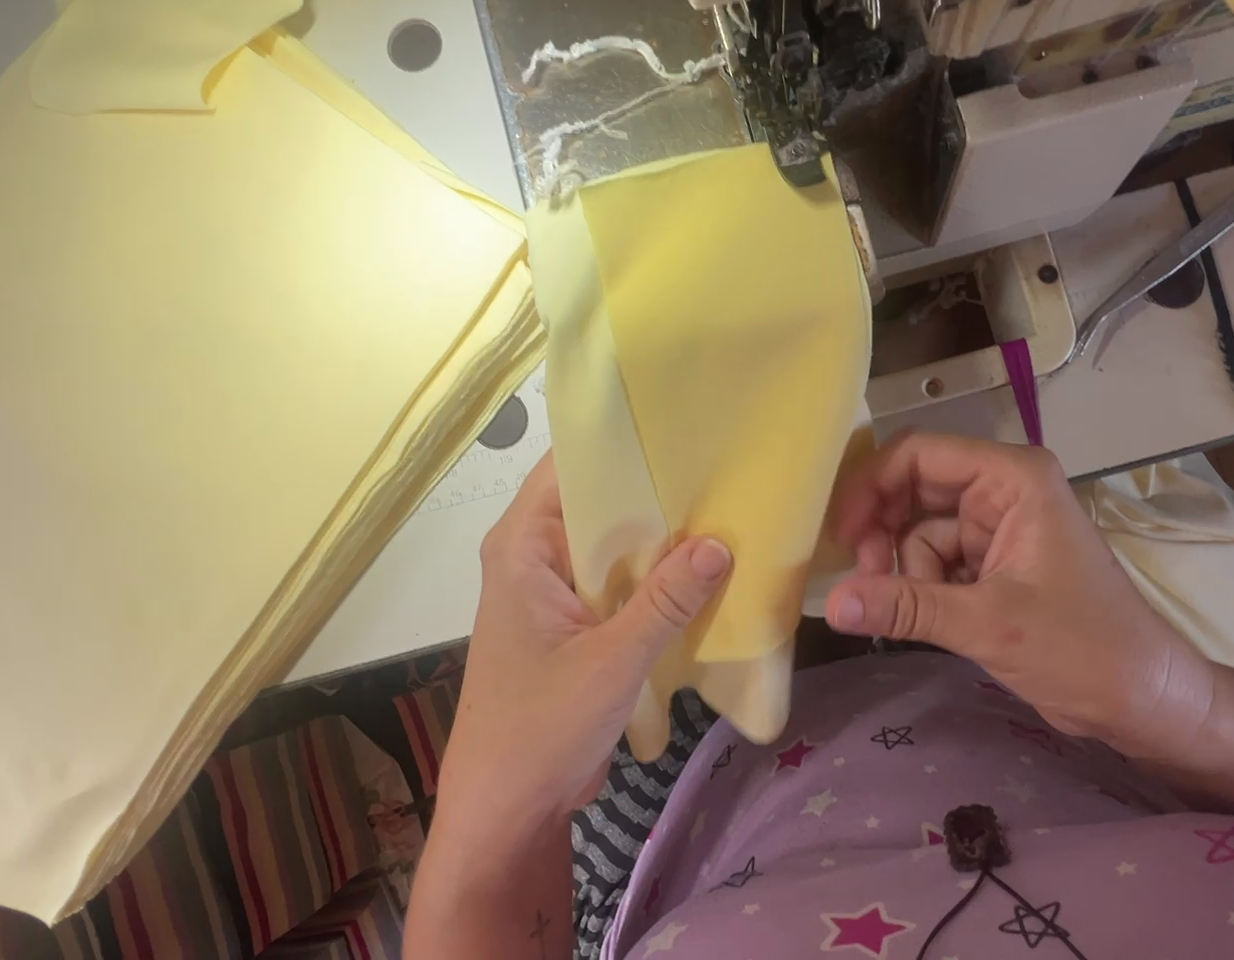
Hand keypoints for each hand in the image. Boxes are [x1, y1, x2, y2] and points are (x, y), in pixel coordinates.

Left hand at [436, 454, 731, 840]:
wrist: (508, 807)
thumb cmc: (540, 727)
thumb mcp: (612, 661)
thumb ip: (666, 601)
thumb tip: (721, 543)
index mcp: (523, 546)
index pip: (569, 467)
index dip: (620, 444)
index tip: (681, 427)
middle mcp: (536, 555)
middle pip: (599, 501)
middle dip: (654, 490)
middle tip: (721, 466)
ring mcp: (557, 588)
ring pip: (614, 543)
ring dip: (660, 537)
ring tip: (726, 507)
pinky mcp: (576, 620)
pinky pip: (620, 580)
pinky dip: (655, 575)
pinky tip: (706, 568)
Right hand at [823, 432, 1212, 757]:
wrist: (1142, 702)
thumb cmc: (1082, 648)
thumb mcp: (987, 624)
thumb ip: (906, 606)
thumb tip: (833, 603)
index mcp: (1012, 478)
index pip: (920, 454)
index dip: (872, 486)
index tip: (841, 535)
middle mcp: (1001, 489)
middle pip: (912, 490)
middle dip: (884, 534)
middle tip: (865, 580)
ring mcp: (995, 526)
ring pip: (916, 529)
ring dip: (903, 569)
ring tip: (908, 613)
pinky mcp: (991, 562)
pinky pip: (932, 559)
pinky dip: (918, 585)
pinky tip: (922, 617)